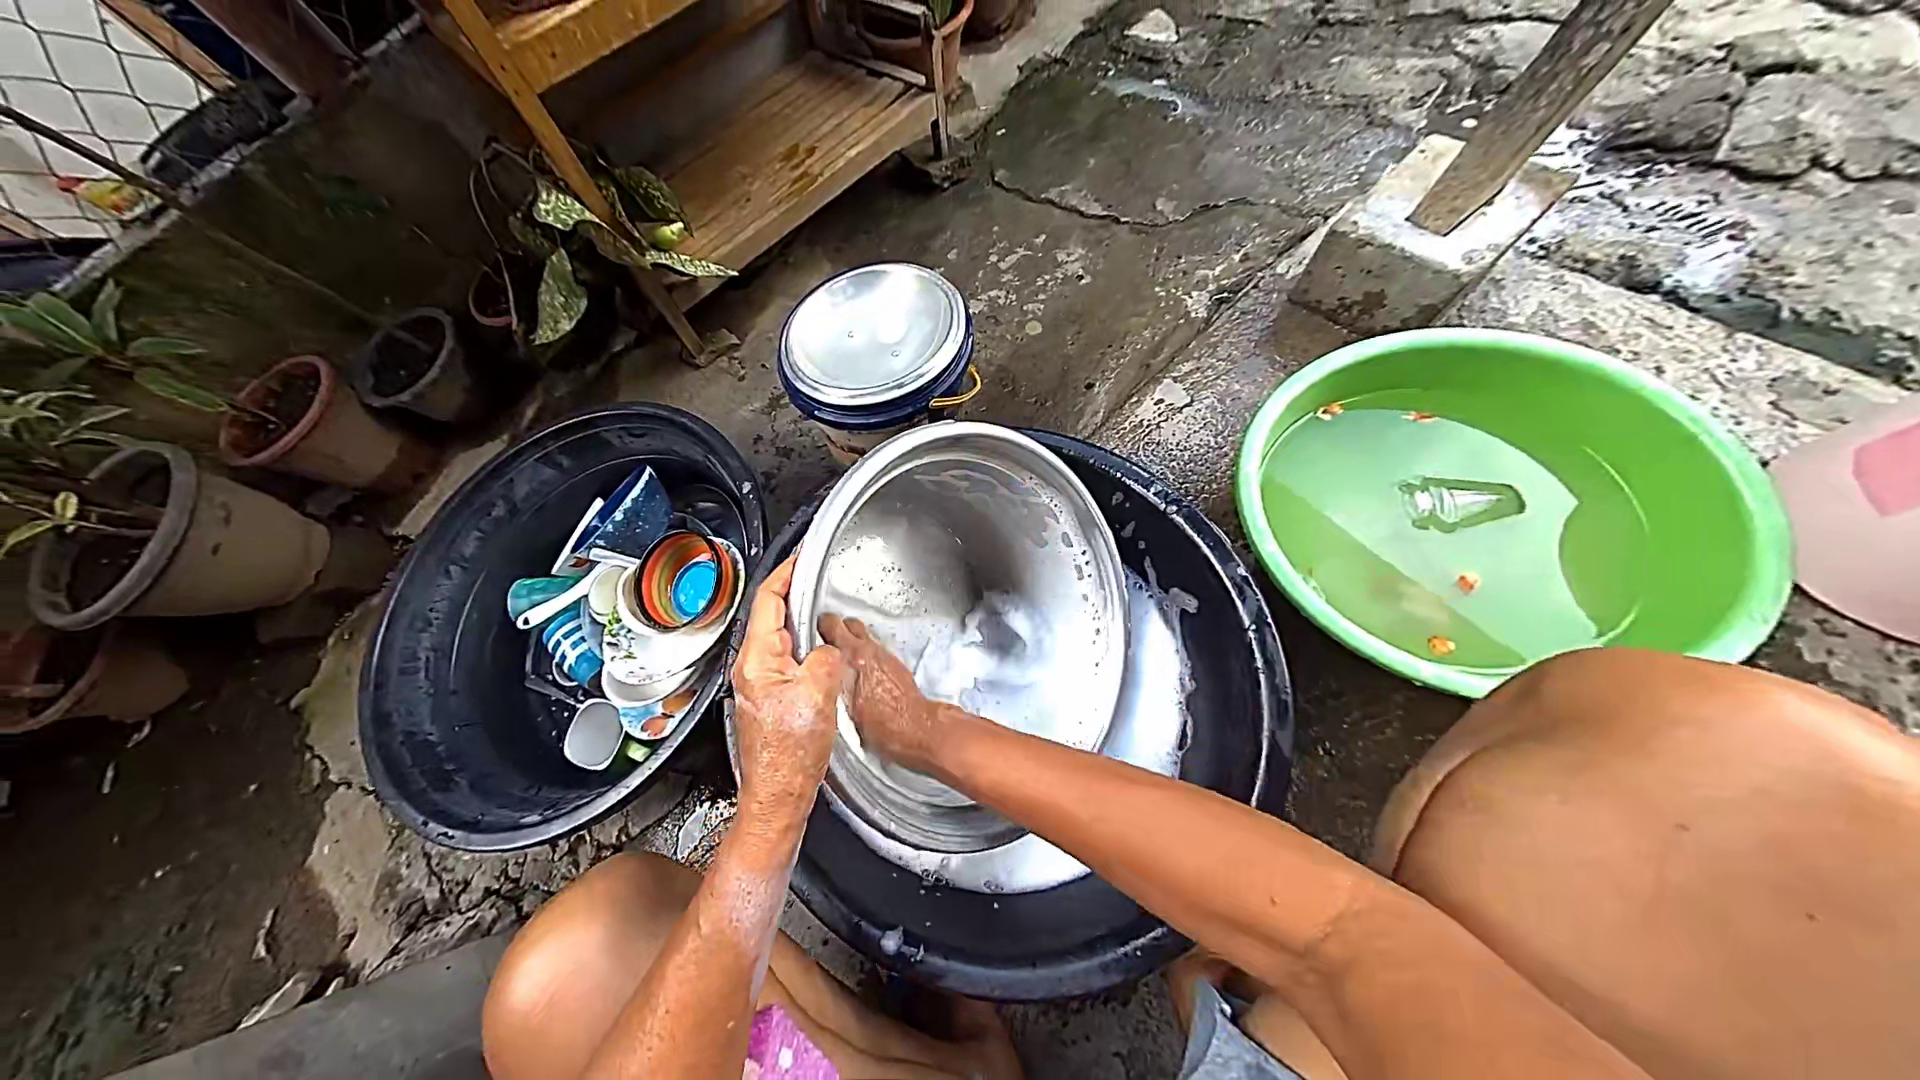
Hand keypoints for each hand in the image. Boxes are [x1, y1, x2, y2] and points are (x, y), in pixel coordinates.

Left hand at [731, 557, 843, 807]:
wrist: (780, 795)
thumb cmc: (790, 755)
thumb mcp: (818, 694)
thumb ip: (825, 657)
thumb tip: (829, 647)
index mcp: (757, 660)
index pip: (767, 601)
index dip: (785, 574)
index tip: (802, 558)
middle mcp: (753, 668)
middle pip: (771, 616)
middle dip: (795, 593)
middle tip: (818, 578)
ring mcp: (762, 683)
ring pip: (782, 638)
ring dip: (802, 621)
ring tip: (824, 609)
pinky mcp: (773, 696)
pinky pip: (790, 659)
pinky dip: (806, 646)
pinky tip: (824, 650)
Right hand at [816, 614, 950, 775]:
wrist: (913, 726)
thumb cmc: (879, 724)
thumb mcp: (843, 706)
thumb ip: (831, 681)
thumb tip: (820, 673)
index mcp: (852, 657)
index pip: (831, 626)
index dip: (819, 627)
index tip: (811, 633)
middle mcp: (869, 650)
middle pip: (849, 623)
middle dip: (837, 627)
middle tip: (827, 639)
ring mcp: (884, 654)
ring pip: (864, 634)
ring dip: (853, 639)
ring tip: (843, 655)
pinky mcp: (894, 662)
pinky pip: (874, 647)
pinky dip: (865, 652)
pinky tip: (860, 669)